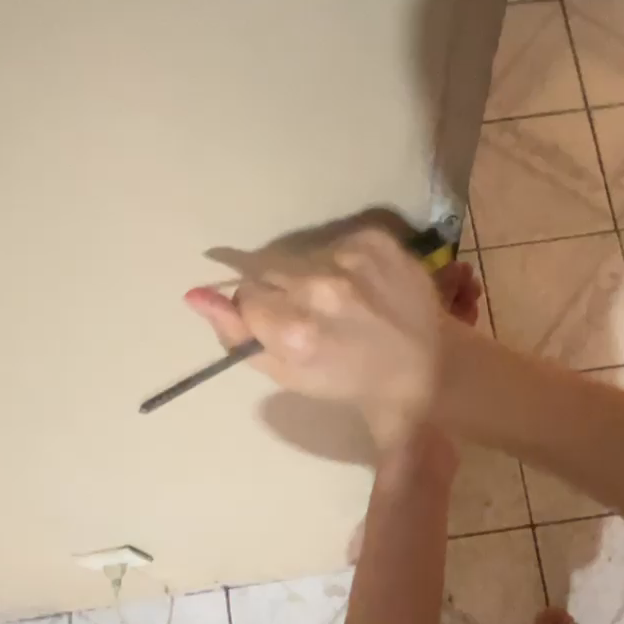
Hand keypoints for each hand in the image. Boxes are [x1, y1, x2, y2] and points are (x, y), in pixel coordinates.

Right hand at [184, 227, 471, 445]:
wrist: (429, 366)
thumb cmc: (353, 384)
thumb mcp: (291, 377)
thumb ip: (239, 338)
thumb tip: (194, 295)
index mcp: (296, 333)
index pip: (245, 296)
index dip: (260, 313)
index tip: (284, 328)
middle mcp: (319, 289)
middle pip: (269, 271)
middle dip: (282, 293)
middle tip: (316, 319)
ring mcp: (350, 260)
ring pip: (301, 257)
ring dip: (312, 277)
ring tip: (343, 305)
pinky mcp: (375, 240)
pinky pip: (335, 244)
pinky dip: (342, 264)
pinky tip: (363, 290)